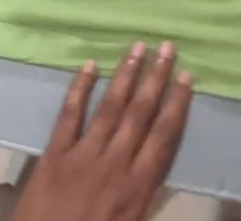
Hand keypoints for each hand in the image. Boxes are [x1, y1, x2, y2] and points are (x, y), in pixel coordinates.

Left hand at [11, 41, 194, 220]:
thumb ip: (146, 193)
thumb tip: (161, 161)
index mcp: (136, 186)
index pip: (163, 137)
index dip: (176, 104)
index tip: (186, 76)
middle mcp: (114, 164)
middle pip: (140, 114)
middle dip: (155, 78)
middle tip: (167, 47)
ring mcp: (83, 156)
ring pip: (110, 107)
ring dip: (125, 75)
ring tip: (138, 47)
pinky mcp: (54, 154)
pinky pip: (69, 115)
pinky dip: (79, 88)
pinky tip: (90, 65)